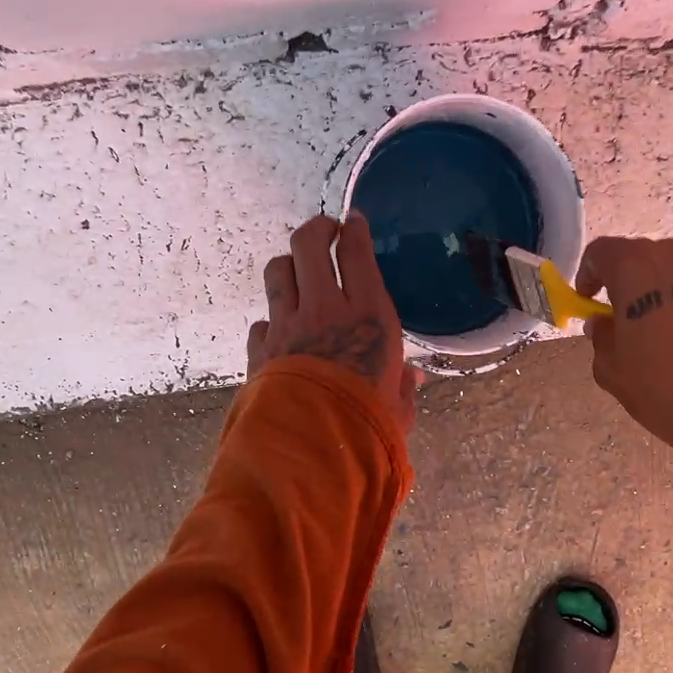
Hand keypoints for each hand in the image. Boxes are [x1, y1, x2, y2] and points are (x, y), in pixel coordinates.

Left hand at [249, 214, 420, 434]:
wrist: (312, 450)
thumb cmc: (368, 427)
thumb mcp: (399, 410)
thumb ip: (404, 388)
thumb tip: (412, 380)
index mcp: (369, 316)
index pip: (357, 253)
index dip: (355, 231)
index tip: (354, 222)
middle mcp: (325, 309)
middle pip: (309, 244)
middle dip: (317, 230)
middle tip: (325, 232)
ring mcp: (287, 326)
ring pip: (278, 270)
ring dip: (288, 266)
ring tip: (297, 273)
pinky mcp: (260, 349)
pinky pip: (261, 320)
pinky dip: (271, 321)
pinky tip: (279, 332)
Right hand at [575, 235, 672, 456]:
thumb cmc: (663, 389)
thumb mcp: (612, 371)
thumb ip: (601, 337)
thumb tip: (604, 324)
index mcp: (639, 266)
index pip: (603, 252)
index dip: (590, 274)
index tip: (590, 299)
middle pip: (651, 259)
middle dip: (637, 285)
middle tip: (634, 322)